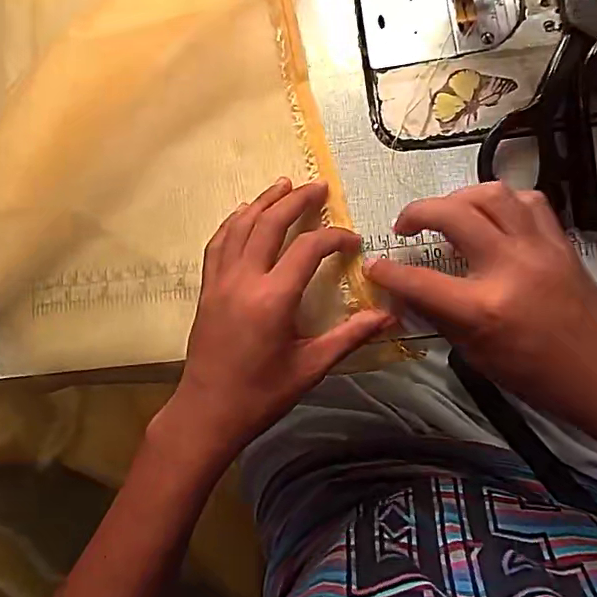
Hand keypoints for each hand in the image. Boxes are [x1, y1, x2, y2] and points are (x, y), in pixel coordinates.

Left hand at [150, 179, 394, 465]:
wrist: (207, 412)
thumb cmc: (262, 394)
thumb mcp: (311, 368)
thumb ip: (350, 336)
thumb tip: (389, 316)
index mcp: (273, 298)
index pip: (307, 248)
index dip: (334, 237)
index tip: (353, 241)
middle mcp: (244, 280)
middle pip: (269, 223)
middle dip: (296, 200)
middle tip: (318, 185)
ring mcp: (220, 281)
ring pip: (240, 226)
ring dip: (263, 201)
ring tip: (283, 184)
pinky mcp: (206, 288)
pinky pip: (218, 242)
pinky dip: (233, 221)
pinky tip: (244, 212)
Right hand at [363, 183, 596, 440]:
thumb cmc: (539, 377)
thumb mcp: (478, 357)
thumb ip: (441, 318)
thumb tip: (409, 292)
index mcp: (484, 308)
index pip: (420, 280)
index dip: (388, 271)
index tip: (374, 265)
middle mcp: (510, 267)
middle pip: (452, 215)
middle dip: (417, 212)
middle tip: (405, 226)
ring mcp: (539, 249)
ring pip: (492, 194)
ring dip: (459, 197)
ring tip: (448, 213)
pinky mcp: (560, 242)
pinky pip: (528, 202)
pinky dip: (503, 202)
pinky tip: (494, 217)